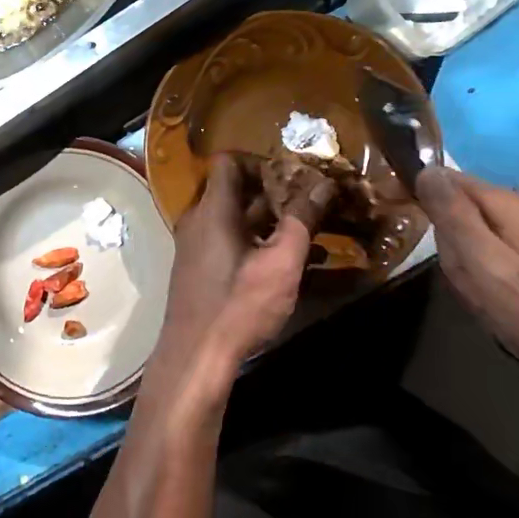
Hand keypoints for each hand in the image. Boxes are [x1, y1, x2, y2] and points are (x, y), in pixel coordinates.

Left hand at [145, 154, 333, 401]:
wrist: (196, 356)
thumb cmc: (238, 306)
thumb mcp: (280, 263)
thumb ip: (302, 220)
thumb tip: (323, 184)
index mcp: (213, 210)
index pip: (229, 161)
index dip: (262, 161)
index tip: (296, 175)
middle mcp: (200, 220)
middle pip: (238, 191)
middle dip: (279, 193)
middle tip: (316, 201)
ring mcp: (199, 246)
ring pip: (240, 220)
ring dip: (277, 222)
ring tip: (319, 231)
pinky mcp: (203, 268)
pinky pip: (235, 242)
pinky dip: (263, 244)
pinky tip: (299, 262)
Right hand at [411, 167, 518, 388]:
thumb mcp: (490, 267)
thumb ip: (456, 218)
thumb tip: (425, 170)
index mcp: (510, 206)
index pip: (450, 182)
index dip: (432, 211)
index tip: (438, 248)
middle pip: (463, 213)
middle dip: (456, 251)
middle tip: (473, 286)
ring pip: (480, 239)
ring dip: (474, 271)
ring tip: (490, 302)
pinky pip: (501, 257)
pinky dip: (494, 281)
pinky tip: (506, 307)